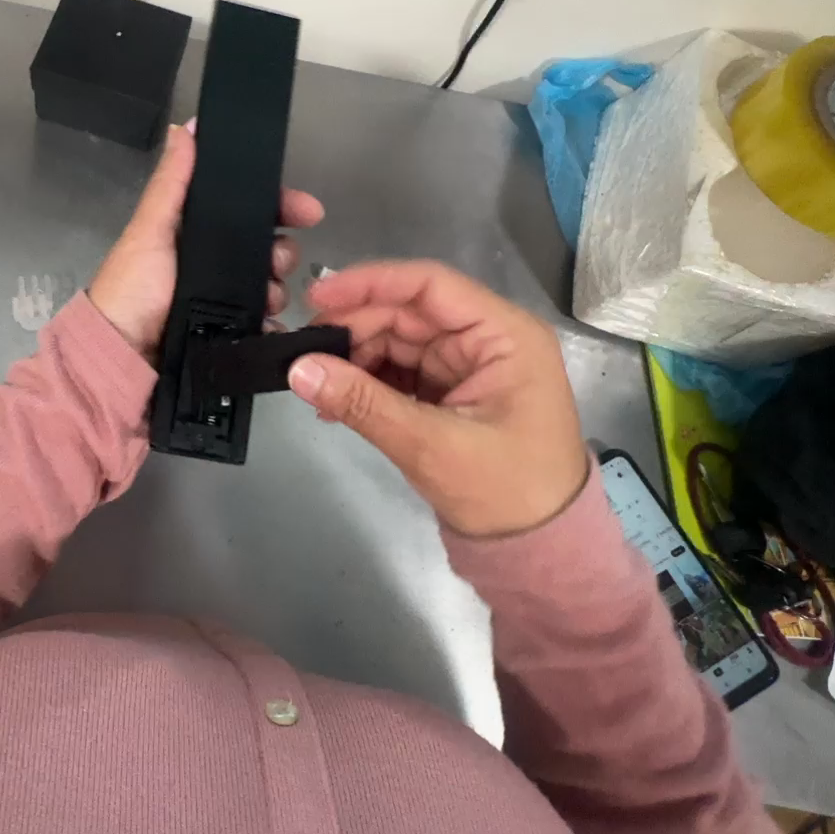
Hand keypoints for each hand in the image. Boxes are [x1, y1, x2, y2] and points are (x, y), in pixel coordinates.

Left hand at [89, 120, 325, 361]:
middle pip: (267, 248)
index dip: (280, 207)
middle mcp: (211, 265)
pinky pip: (264, 324)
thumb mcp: (150, 229)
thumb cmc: (133, 288)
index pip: (248, 211)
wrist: (123, 356)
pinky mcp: (228, 335)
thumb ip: (171, 182)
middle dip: (282, 253)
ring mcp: (221, 302)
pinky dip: (273, 323)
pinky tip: (271, 323)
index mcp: (195, 234)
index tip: (308, 211)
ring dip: (278, 290)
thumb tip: (186, 126)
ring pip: (271, 286)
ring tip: (266, 300)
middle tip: (277, 265)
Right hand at [287, 261, 588, 535]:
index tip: (316, 297)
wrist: (535, 549)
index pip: (429, 285)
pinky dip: (363, 382)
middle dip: (353, 328)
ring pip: (395, 340)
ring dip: (353, 357)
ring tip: (314, 382)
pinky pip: (395, 370)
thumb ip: (363, 403)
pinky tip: (332, 400)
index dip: (370, 283)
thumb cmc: (504, 491)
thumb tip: (298, 368)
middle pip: (406, 312)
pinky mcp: (445, 391)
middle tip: (303, 352)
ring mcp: (463, 365)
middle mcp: (483, 339)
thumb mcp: (431, 445)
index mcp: (502, 335)